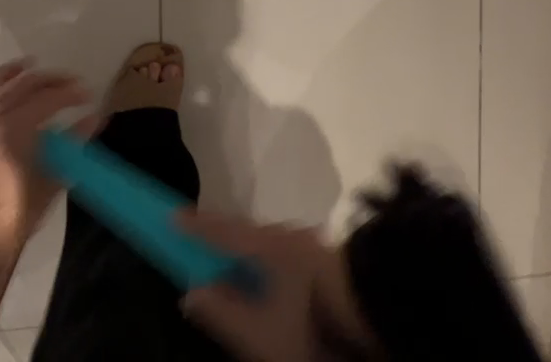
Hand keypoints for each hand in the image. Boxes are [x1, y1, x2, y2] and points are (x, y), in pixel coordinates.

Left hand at [0, 60, 95, 256]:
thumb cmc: (21, 210)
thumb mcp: (54, 176)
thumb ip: (75, 142)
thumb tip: (97, 117)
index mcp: (16, 129)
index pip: (48, 98)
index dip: (71, 92)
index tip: (88, 94)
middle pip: (23, 86)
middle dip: (50, 79)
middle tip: (70, 82)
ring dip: (10, 73)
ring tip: (28, 66)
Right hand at [176, 210, 376, 361]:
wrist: (380, 312)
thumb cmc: (314, 325)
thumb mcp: (261, 334)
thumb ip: (221, 312)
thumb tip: (191, 291)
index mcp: (267, 244)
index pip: (221, 230)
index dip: (194, 225)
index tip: (171, 216)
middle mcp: (288, 234)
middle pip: (246, 237)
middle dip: (225, 248)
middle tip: (206, 261)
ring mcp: (312, 243)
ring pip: (270, 247)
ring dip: (252, 262)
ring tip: (242, 285)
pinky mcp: (329, 258)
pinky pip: (287, 256)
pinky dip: (272, 268)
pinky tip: (274, 290)